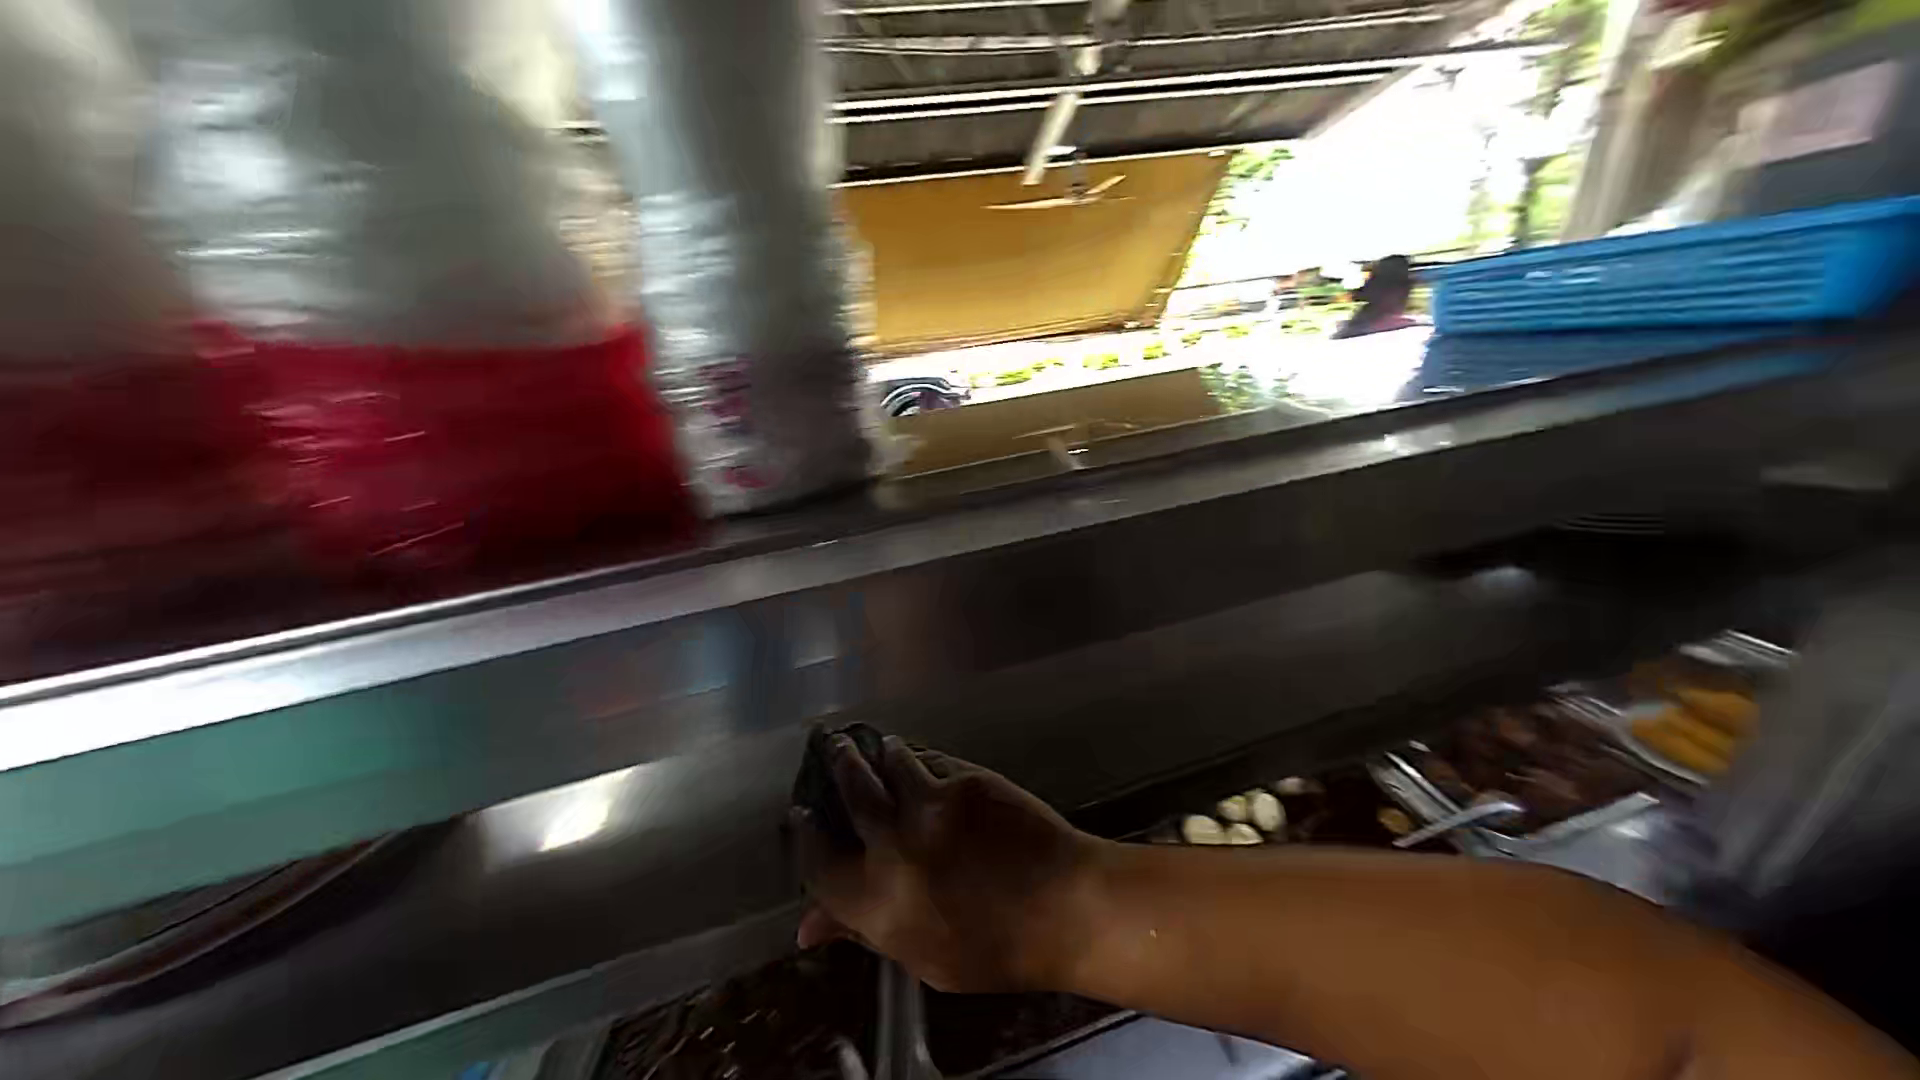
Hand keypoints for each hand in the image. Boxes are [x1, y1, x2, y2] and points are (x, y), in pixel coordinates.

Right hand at [791, 735, 1102, 993]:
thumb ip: (862, 931)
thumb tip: (808, 927)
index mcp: (877, 905)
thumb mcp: (922, 957)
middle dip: (836, 765)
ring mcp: (931, 809)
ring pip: (888, 763)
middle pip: (849, 793)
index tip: (801, 813)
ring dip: (877, 751)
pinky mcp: (965, 782)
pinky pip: (929, 761)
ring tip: (872, 743)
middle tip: (830, 747)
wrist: (1066, 907)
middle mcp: (895, 849)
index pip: (818, 864)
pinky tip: (915, 755)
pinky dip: (917, 756)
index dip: (805, 836)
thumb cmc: (996, 947)